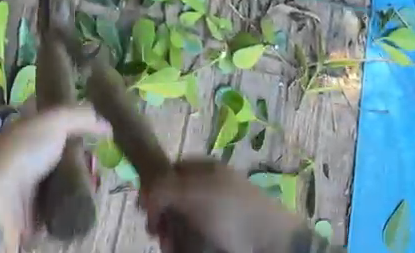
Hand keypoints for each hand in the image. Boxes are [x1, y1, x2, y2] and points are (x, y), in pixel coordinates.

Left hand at [0, 104, 108, 236]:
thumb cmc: (23, 152)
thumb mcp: (54, 121)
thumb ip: (80, 117)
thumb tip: (107, 125)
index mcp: (27, 129)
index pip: (51, 120)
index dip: (72, 120)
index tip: (96, 126)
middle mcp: (27, 155)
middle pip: (59, 153)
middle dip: (80, 156)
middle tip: (101, 159)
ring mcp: (29, 186)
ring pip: (60, 182)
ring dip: (78, 184)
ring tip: (97, 183)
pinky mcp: (33, 215)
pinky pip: (58, 209)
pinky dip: (71, 207)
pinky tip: (86, 203)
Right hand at [143, 161, 339, 252]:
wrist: (272, 244)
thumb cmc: (231, 212)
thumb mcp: (192, 192)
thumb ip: (162, 186)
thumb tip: (143, 193)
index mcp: (204, 170)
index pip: (168, 172)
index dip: (154, 190)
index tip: (146, 211)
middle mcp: (208, 190)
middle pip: (173, 203)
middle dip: (163, 221)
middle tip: (161, 237)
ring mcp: (217, 217)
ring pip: (183, 226)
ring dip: (174, 239)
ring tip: (174, 248)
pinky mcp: (222, 240)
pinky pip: (196, 242)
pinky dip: (189, 248)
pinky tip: (188, 251)